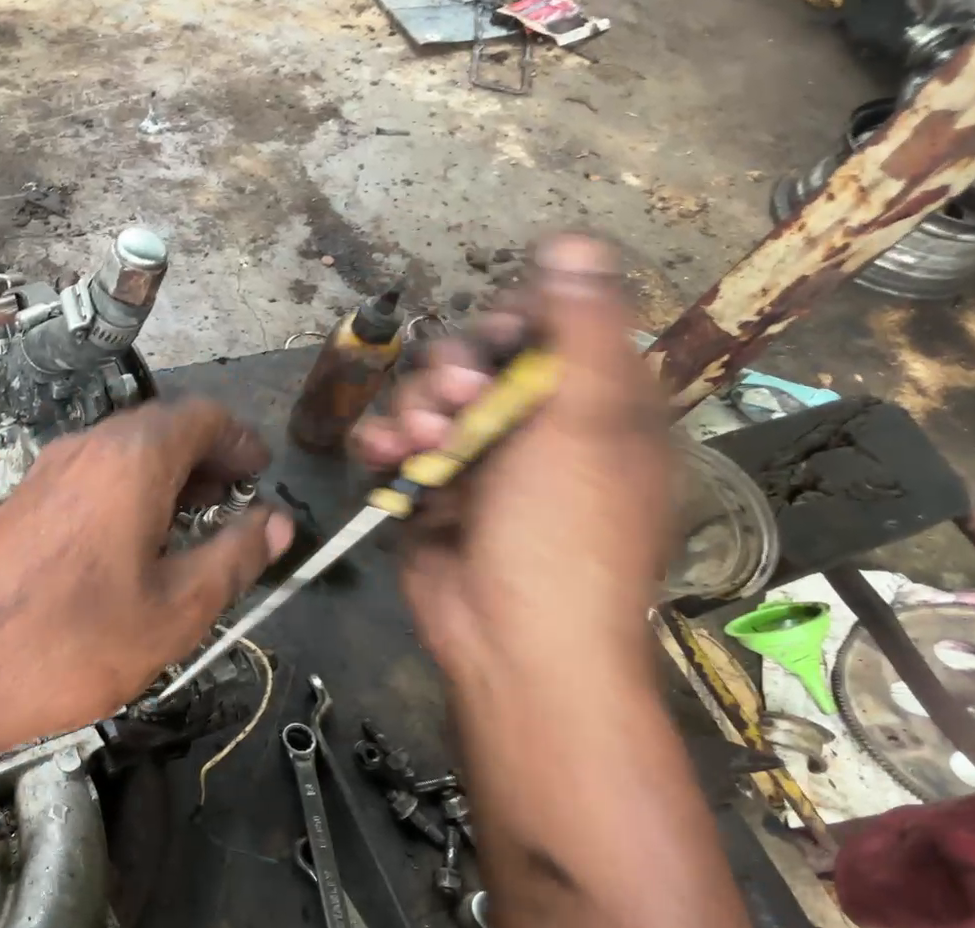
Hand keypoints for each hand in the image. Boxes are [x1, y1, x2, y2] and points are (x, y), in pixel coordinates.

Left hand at [0, 399, 294, 751]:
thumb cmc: (72, 644)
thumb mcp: (174, 611)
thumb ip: (234, 559)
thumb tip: (278, 524)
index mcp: (129, 460)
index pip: (202, 417)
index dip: (241, 441)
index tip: (262, 477)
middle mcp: (82, 451)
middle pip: (159, 431)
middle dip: (205, 462)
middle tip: (234, 508)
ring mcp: (42, 477)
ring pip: (120, 458)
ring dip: (164, 483)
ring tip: (190, 534)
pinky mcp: (17, 508)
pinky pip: (87, 483)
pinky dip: (124, 499)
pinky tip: (130, 553)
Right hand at [351, 234, 672, 684]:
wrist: (510, 638)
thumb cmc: (566, 532)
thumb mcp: (587, 423)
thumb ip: (580, 328)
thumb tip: (572, 242)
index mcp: (592, 400)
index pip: (548, 324)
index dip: (514, 320)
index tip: (496, 341)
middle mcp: (533, 422)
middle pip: (476, 355)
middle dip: (453, 370)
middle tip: (455, 399)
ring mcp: (475, 457)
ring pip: (426, 397)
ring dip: (413, 409)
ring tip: (416, 441)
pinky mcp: (425, 489)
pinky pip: (393, 444)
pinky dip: (382, 444)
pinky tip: (384, 456)